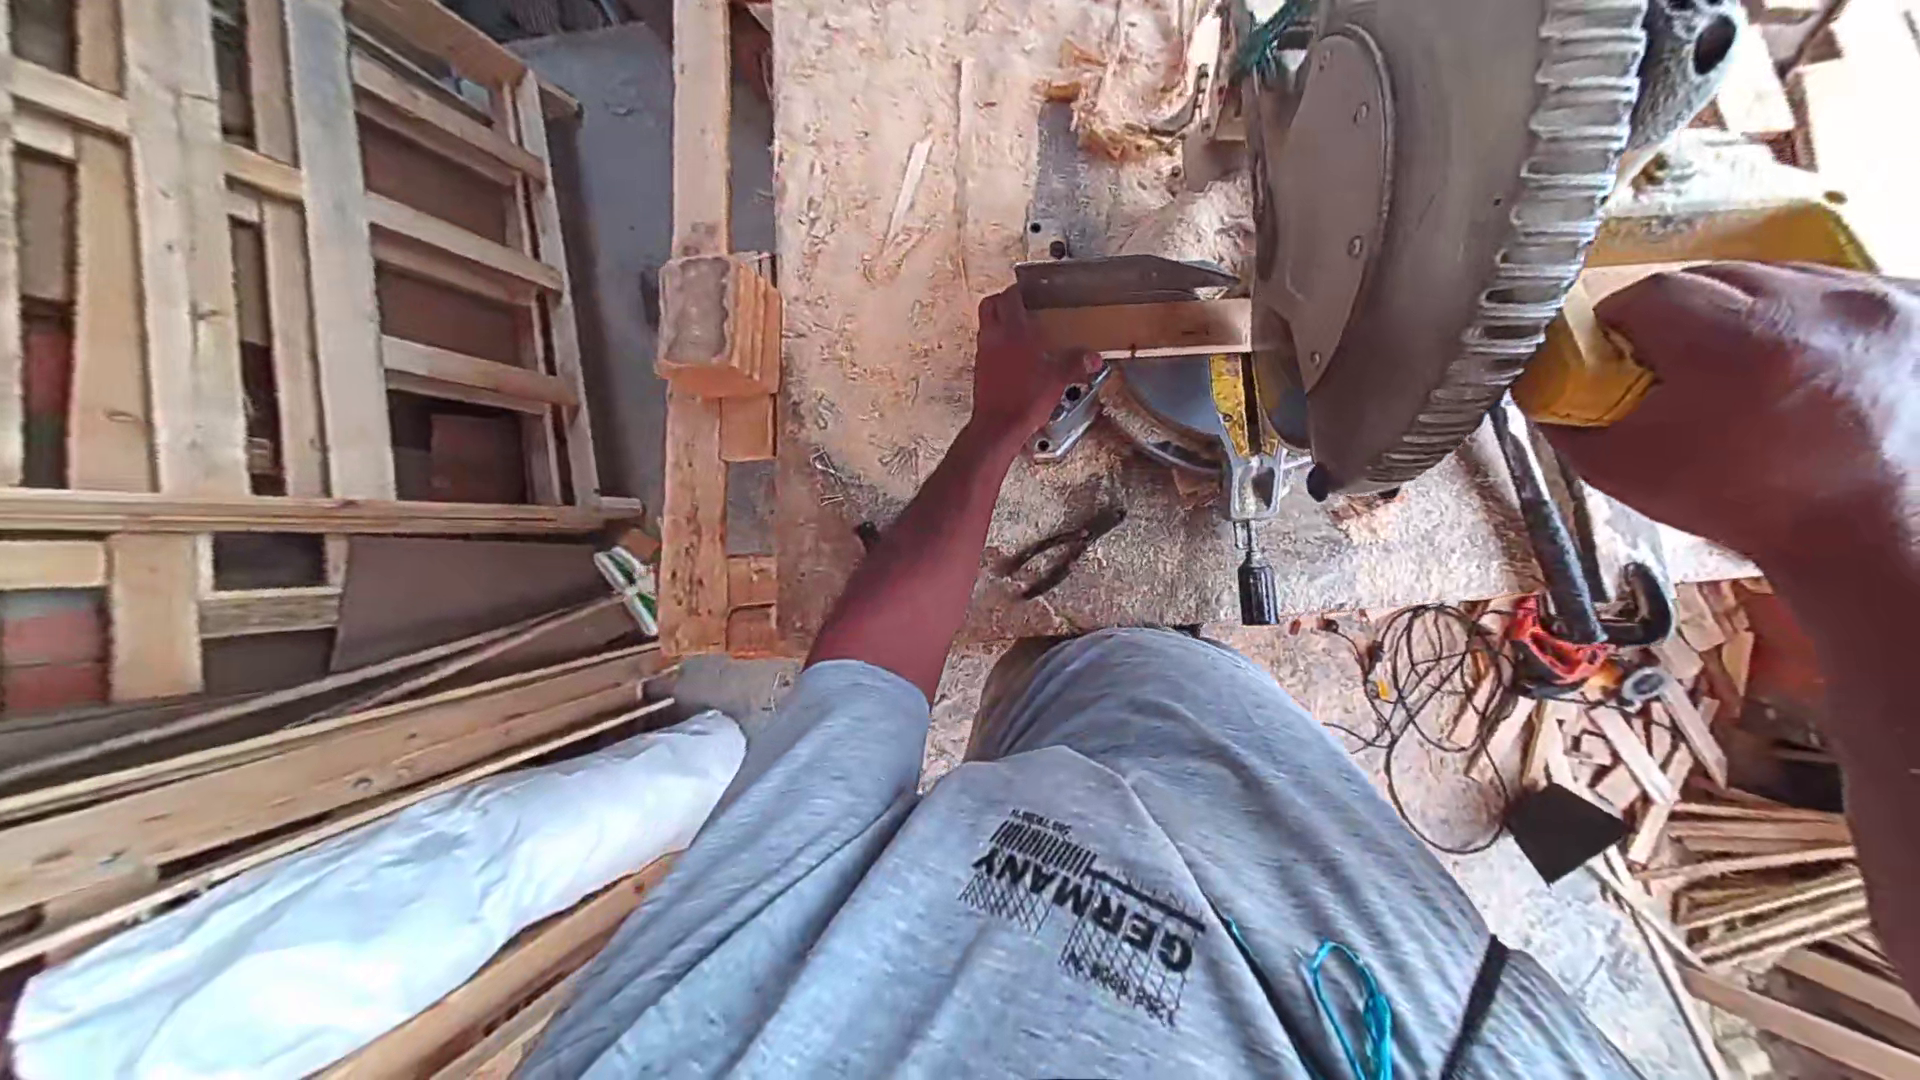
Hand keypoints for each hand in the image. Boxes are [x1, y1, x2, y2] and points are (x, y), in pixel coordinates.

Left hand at [968, 287, 1102, 449]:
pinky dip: (997, 344)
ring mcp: (983, 354)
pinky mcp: (980, 371)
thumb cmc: (1023, 401)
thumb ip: (1075, 363)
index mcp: (1013, 333)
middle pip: (990, 305)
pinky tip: (1013, 356)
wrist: (998, 427)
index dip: (1018, 290)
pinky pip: (986, 347)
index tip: (1029, 290)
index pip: (1010, 297)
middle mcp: (994, 339)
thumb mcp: (1057, 380)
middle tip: (1019, 304)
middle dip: (1003, 300)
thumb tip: (1092, 357)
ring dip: (999, 321)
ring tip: (1019, 329)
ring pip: (986, 325)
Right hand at [1544, 262, 1918, 569]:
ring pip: (1768, 276)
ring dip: (1731, 311)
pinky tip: (1781, 358)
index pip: (1649, 292)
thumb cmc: (1738, 498)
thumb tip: (1542, 382)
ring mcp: (1882, 301)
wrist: (1864, 524)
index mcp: (1736, 345)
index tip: (1606, 351)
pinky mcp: (1917, 305)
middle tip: (1658, 361)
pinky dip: (1789, 314)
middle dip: (1670, 315)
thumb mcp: (1614, 464)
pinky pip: (1825, 287)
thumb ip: (1564, 416)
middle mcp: (1820, 308)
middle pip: (1709, 277)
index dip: (1613, 320)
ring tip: (1723, 363)